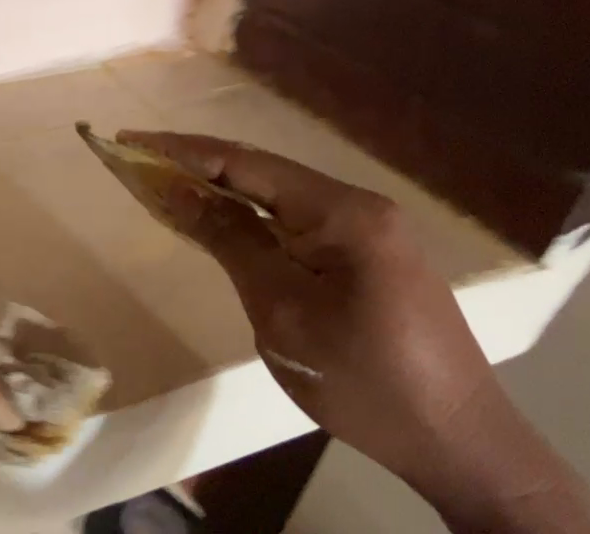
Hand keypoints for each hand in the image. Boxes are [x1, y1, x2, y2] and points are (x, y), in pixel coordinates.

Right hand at [120, 133, 589, 533]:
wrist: (462, 446)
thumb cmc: (364, 380)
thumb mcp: (281, 309)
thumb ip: (229, 240)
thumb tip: (176, 189)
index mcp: (343, 212)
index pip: (244, 162)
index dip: (180, 150)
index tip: (126, 142)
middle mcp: (360, 207)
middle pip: (261, 172)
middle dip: (195, 166)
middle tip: (135, 165)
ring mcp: (370, 232)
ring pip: (277, 197)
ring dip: (221, 192)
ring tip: (163, 189)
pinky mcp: (370, 258)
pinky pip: (296, 222)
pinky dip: (250, 219)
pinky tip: (219, 223)